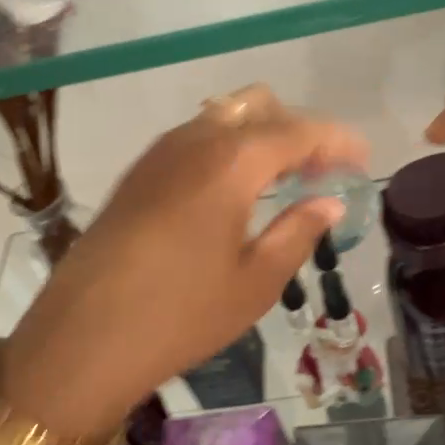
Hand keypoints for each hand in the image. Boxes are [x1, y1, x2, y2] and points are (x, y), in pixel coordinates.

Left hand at [3, 85, 368, 436]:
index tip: (363, 158)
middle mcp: (194, 141)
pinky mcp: (136, 175)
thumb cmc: (181, 315)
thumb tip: (328, 203)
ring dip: (259, 135)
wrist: (82, 338)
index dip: (336, 140)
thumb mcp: (255, 283)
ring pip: (221, 118)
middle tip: (322, 169)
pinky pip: (193, 139)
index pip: (297, 131)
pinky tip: (234, 189)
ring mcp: (158, 154)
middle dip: (297, 129)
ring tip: (283, 178)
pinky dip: (225, 148)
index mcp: (231, 162)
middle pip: (257, 106)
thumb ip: (297, 232)